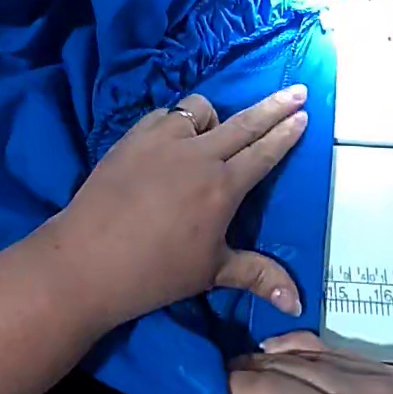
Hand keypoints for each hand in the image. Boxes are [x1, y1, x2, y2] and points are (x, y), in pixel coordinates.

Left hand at [33, 85, 309, 329]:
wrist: (89, 257)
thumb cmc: (155, 271)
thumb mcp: (211, 272)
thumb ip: (257, 275)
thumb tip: (298, 303)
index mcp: (222, 187)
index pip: (264, 152)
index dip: (286, 133)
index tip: (303, 113)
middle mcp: (197, 155)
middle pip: (244, 122)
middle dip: (274, 105)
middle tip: (297, 89)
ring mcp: (162, 140)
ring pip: (199, 109)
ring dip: (215, 116)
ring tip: (215, 131)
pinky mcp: (133, 136)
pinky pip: (164, 115)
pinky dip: (176, 121)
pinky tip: (173, 137)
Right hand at [217, 332, 392, 393]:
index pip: (267, 390)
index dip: (233, 388)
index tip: (210, 393)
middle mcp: (366, 391)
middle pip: (286, 362)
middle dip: (251, 371)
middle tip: (225, 386)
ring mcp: (388, 376)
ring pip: (311, 350)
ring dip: (278, 361)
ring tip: (254, 378)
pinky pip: (339, 354)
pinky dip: (311, 360)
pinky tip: (295, 375)